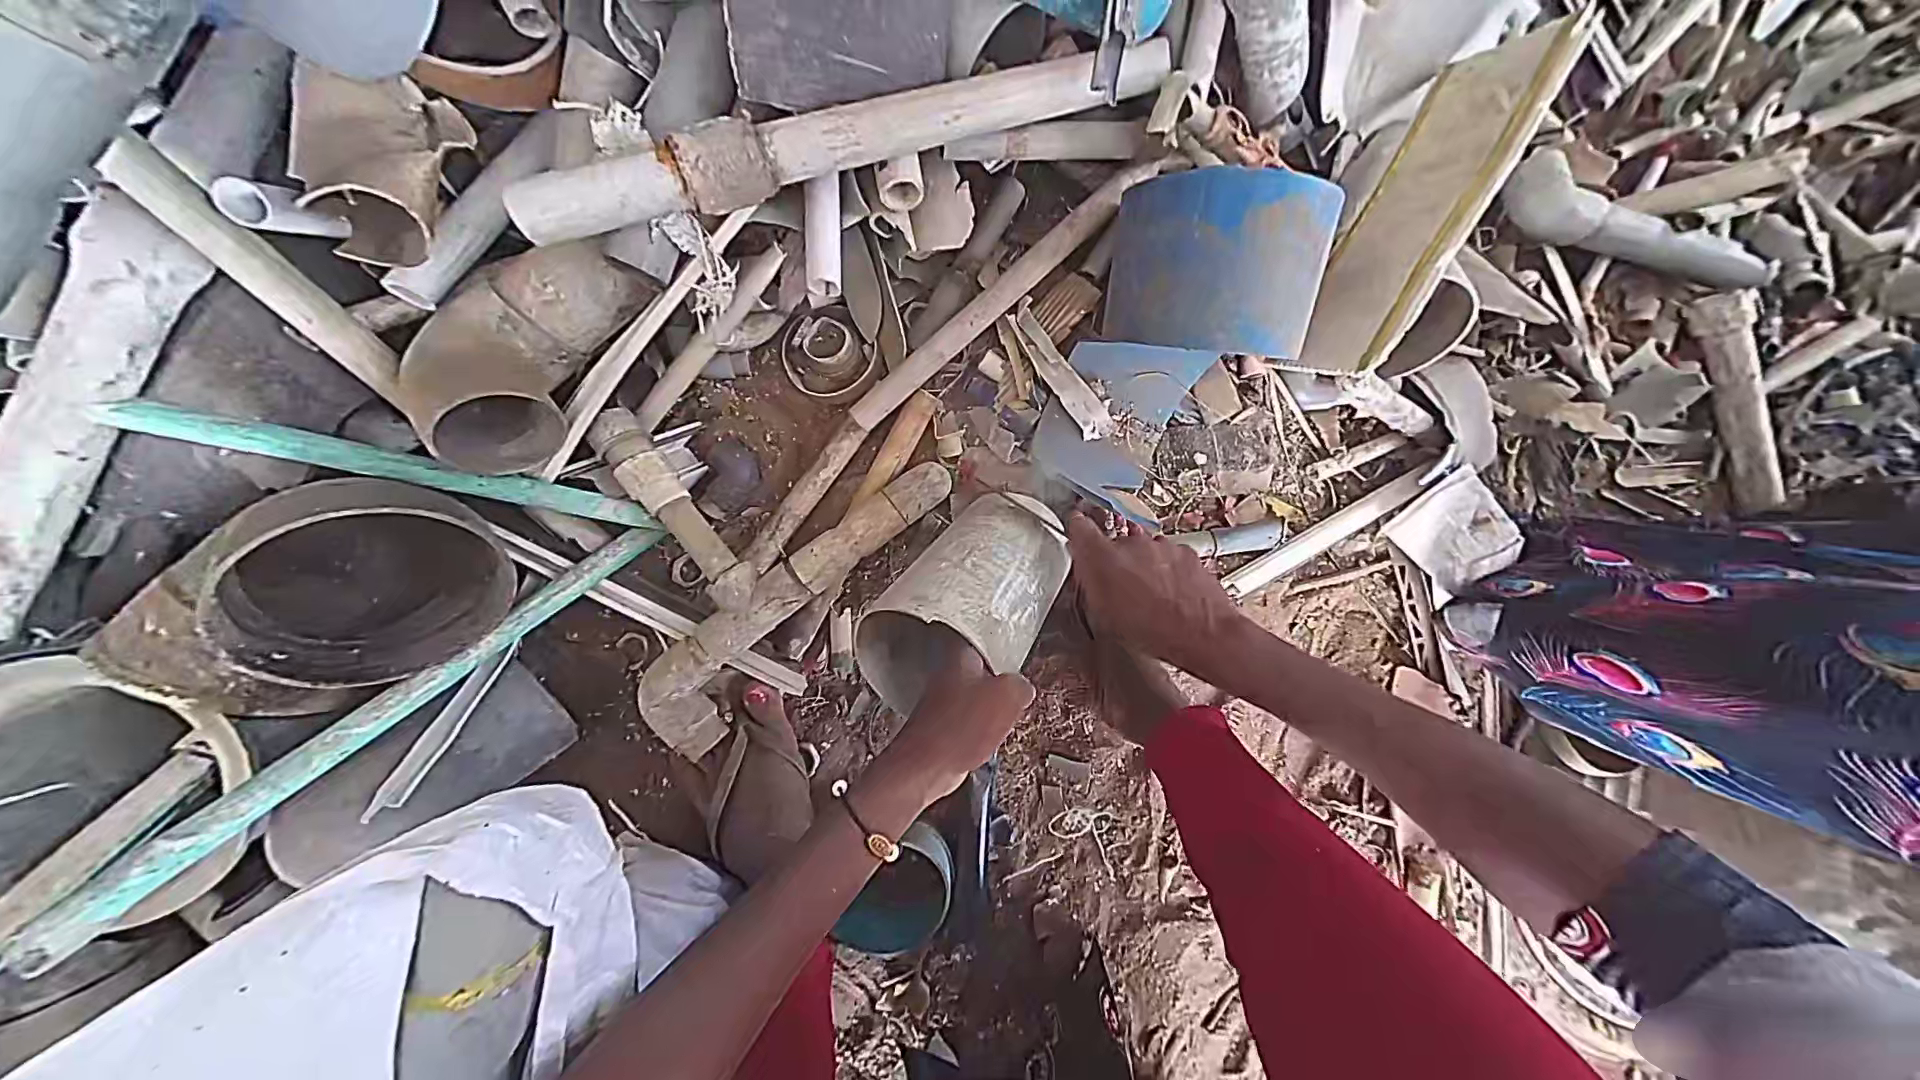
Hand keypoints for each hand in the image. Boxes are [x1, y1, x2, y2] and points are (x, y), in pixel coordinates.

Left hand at [866, 642, 1032, 813]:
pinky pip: (968, 723)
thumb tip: (1023, 689)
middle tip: (1014, 698)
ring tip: (1003, 721)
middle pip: (982, 675)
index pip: (986, 645)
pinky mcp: (940, 727)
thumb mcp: (1007, 696)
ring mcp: (941, 702)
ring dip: (991, 712)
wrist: (928, 766)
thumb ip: (1020, 685)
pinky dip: (980, 732)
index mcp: (961, 657)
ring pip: (976, 700)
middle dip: (1000, 689)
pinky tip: (986, 740)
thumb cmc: (962, 726)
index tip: (1019, 666)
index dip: (1006, 656)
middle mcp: (947, 675)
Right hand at [1066, 512, 1247, 681]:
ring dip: (1142, 566)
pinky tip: (1169, 595)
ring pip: (1143, 550)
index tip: (1077, 531)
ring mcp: (1160, 545)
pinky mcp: (1184, 551)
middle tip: (1119, 587)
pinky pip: (1167, 557)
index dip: (1077, 528)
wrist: (1204, 633)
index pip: (1080, 526)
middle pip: (1115, 542)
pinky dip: (1166, 570)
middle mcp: (1131, 544)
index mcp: (1103, 557)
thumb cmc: (1154, 630)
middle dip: (1115, 560)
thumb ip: (1091, 583)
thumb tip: (1086, 569)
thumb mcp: (1105, 614)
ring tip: (1149, 596)